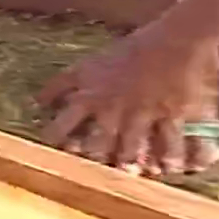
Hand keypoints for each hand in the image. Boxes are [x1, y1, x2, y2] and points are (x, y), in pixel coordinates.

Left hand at [38, 31, 218, 174]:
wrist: (172, 45)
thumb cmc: (121, 56)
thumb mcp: (80, 69)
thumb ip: (56, 87)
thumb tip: (37, 103)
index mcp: (88, 98)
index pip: (63, 124)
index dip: (56, 138)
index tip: (53, 149)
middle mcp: (115, 109)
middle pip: (101, 139)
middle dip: (96, 156)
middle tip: (93, 169)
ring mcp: (148, 112)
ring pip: (137, 143)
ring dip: (134, 160)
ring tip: (130, 174)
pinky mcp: (181, 114)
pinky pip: (177, 140)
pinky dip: (174, 155)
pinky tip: (173, 167)